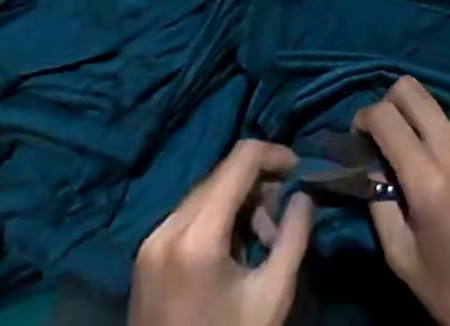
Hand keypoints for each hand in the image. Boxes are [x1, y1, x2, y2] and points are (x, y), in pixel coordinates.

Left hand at [131, 140, 313, 325]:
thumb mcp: (273, 294)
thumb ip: (295, 236)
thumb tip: (303, 195)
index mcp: (198, 235)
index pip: (243, 158)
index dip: (277, 154)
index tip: (300, 173)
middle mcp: (168, 227)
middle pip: (225, 172)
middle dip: (262, 185)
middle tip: (282, 220)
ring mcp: (152, 241)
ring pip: (209, 190)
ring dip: (243, 201)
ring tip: (261, 241)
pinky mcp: (146, 254)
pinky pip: (191, 212)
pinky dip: (220, 215)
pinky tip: (234, 249)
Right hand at [354, 77, 449, 325]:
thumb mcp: (402, 257)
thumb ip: (379, 204)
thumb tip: (367, 166)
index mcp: (429, 179)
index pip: (386, 117)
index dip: (363, 118)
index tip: (357, 136)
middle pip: (412, 89)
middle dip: (389, 103)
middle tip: (383, 137)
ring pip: (437, 111)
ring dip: (421, 129)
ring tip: (423, 168)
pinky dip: (449, 143)